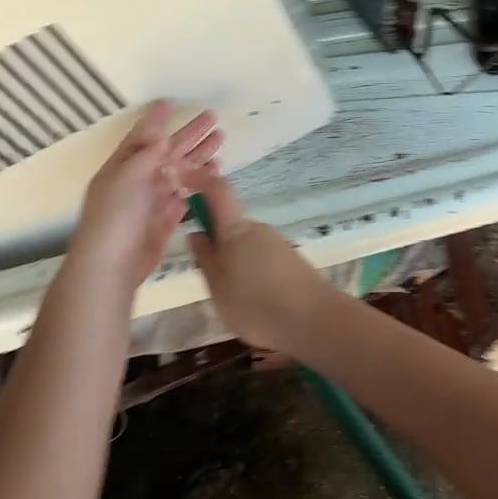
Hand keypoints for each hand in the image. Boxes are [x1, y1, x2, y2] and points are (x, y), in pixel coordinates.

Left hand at [72, 100, 220, 293]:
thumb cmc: (114, 216)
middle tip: (213, 117)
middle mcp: (137, 180)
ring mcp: (152, 201)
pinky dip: (200, 183)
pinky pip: (185, 195)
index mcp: (121, 167)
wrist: (111, 265)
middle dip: (190, 134)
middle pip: (167, 151)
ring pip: (180, 172)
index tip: (173, 102)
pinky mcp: (165, 220)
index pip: (142, 136)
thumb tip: (163, 137)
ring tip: (220, 140)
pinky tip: (215, 172)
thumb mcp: (126, 177)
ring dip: (199, 155)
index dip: (156, 119)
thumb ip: (146, 155)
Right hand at [184, 164, 334, 351]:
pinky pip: (262, 259)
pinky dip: (253, 275)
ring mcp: (277, 243)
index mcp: (235, 231)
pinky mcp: (291, 259)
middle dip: (216, 246)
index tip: (183, 177)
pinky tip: (257, 303)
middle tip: (212, 283)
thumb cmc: (256, 305)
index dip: (200, 179)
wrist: (314, 320)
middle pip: (230, 226)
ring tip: (237, 303)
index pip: (217, 191)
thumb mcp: (218, 288)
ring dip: (235, 265)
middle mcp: (258, 229)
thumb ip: (205, 259)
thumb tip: (197, 233)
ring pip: (245, 246)